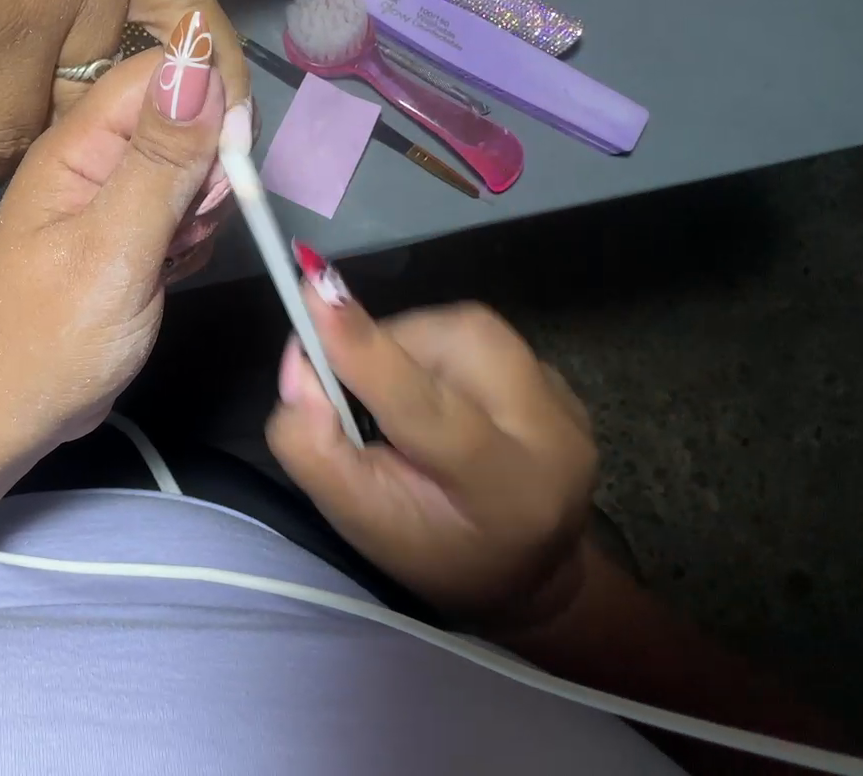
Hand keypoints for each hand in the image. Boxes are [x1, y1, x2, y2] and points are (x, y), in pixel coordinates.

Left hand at [0, 11, 248, 446]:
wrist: (12, 412)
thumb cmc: (50, 338)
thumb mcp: (112, 249)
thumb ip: (159, 162)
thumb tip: (198, 66)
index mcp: (75, 147)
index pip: (155, 73)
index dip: (206, 97)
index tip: (233, 154)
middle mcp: (91, 163)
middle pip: (182, 121)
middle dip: (208, 169)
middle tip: (184, 226)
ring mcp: (108, 203)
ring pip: (189, 173)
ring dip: (201, 213)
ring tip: (167, 259)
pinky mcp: (125, 238)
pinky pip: (180, 216)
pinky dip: (188, 243)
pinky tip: (165, 276)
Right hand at [266, 272, 598, 630]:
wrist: (526, 572)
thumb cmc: (428, 549)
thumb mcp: (354, 516)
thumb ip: (312, 444)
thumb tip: (298, 364)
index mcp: (501, 487)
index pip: (425, 405)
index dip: (365, 349)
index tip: (313, 289)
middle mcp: (551, 433)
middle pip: (451, 342)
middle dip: (382, 344)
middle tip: (352, 388)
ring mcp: (564, 398)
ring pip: (460, 328)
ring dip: (404, 346)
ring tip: (395, 398)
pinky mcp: (556, 376)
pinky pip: (475, 336)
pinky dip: (431, 351)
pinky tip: (433, 394)